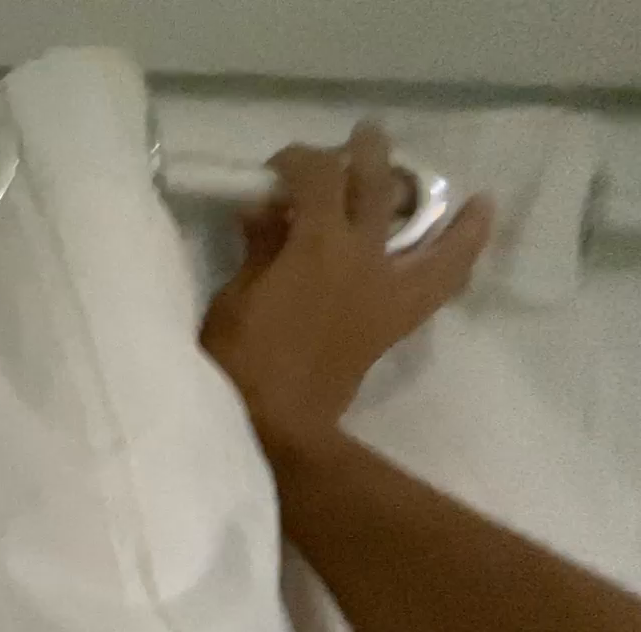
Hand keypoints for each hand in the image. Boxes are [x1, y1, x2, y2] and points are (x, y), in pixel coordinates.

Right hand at [199, 123, 492, 455]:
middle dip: (359, 155)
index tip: (273, 168)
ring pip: (418, 217)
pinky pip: (444, 267)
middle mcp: (362, 254)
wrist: (278, 421)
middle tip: (350, 142)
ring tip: (409, 174)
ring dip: (410, 187)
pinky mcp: (397, 311)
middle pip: (372, 185)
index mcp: (313, 248)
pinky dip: (462, 237)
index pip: (316, 179)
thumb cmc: (236, 362)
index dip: (296, 162)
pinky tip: (467, 216)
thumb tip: (264, 210)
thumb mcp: (232, 301)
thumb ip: (256, 251)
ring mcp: (386, 282)